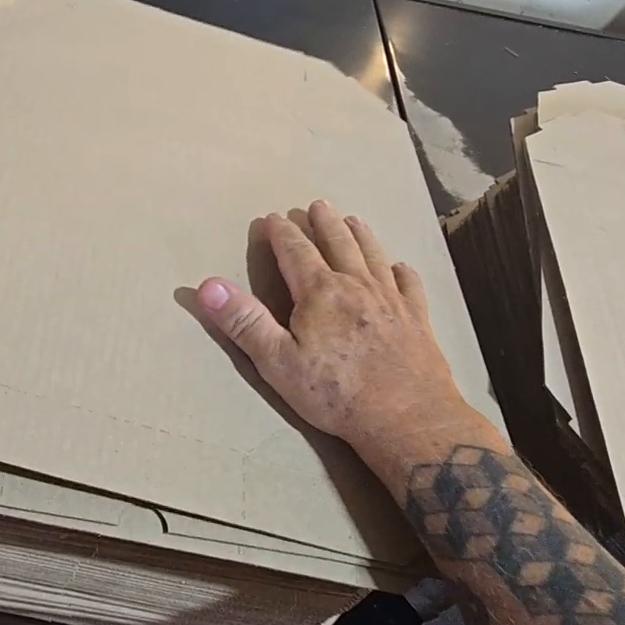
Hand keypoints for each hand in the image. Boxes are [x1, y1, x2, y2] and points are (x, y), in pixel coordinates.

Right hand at [196, 201, 471, 454]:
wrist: (408, 419)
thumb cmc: (335, 393)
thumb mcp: (277, 361)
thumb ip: (244, 320)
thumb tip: (207, 285)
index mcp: (320, 293)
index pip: (296, 252)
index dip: (283, 234)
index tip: (273, 218)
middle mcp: (358, 287)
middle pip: (340, 244)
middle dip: (325, 224)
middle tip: (318, 205)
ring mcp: (392, 302)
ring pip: (374, 257)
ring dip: (362, 236)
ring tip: (354, 220)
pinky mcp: (417, 322)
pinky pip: (410, 286)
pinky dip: (403, 272)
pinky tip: (401, 268)